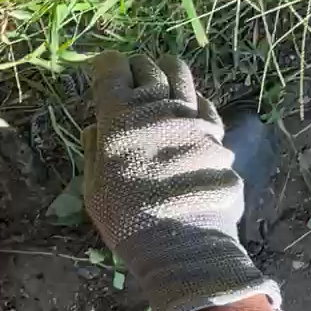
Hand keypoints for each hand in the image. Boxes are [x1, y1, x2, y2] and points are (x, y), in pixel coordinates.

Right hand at [82, 52, 279, 310]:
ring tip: (161, 85)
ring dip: (165, 74)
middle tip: (130, 81)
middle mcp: (156, 107)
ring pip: (179, 75)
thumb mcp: (94, 189)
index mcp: (119, 117)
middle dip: (135, 69)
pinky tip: (187, 114)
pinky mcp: (216, 132)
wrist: (186, 244)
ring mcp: (190, 117)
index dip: (106, 66)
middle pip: (145, 66)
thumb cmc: (129, 220)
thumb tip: (95, 127)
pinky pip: (203, 103)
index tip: (103, 74)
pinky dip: (192, 102)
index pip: (111, 68)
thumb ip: (94, 151)